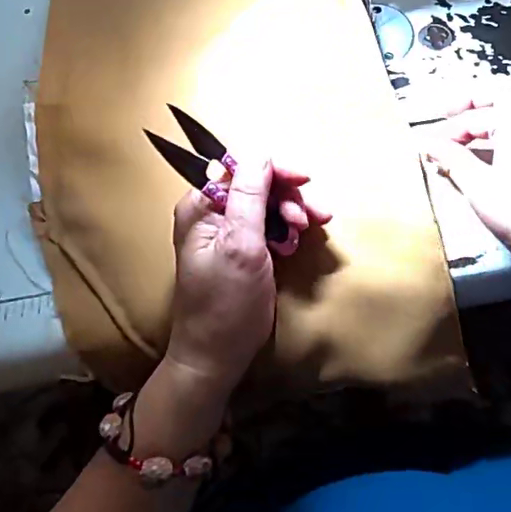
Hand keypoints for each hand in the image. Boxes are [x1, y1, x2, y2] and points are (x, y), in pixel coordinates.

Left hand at [161, 158, 329, 397]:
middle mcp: (210, 214)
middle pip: (256, 186)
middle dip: (286, 197)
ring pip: (266, 206)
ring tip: (309, 230)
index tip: (304, 181)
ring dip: (291, 213)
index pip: (239, 169)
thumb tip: (259, 154)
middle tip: (307, 219)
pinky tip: (298, 242)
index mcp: (201, 207)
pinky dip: (286, 230)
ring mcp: (225, 234)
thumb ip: (250, 196)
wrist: (217, 357)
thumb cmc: (226, 303)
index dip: (274, 171)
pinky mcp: (241, 251)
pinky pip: (267, 227)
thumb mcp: (241, 245)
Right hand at [421, 97, 510, 292]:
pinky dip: (497, 140)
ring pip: (510, 117)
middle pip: (497, 101)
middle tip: (444, 125)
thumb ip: (450, 158)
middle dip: (467, 113)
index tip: (430, 143)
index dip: (448, 127)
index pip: (474, 113)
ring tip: (458, 147)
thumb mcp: (477, 186)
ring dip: (482, 126)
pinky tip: (481, 162)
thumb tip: (426, 142)